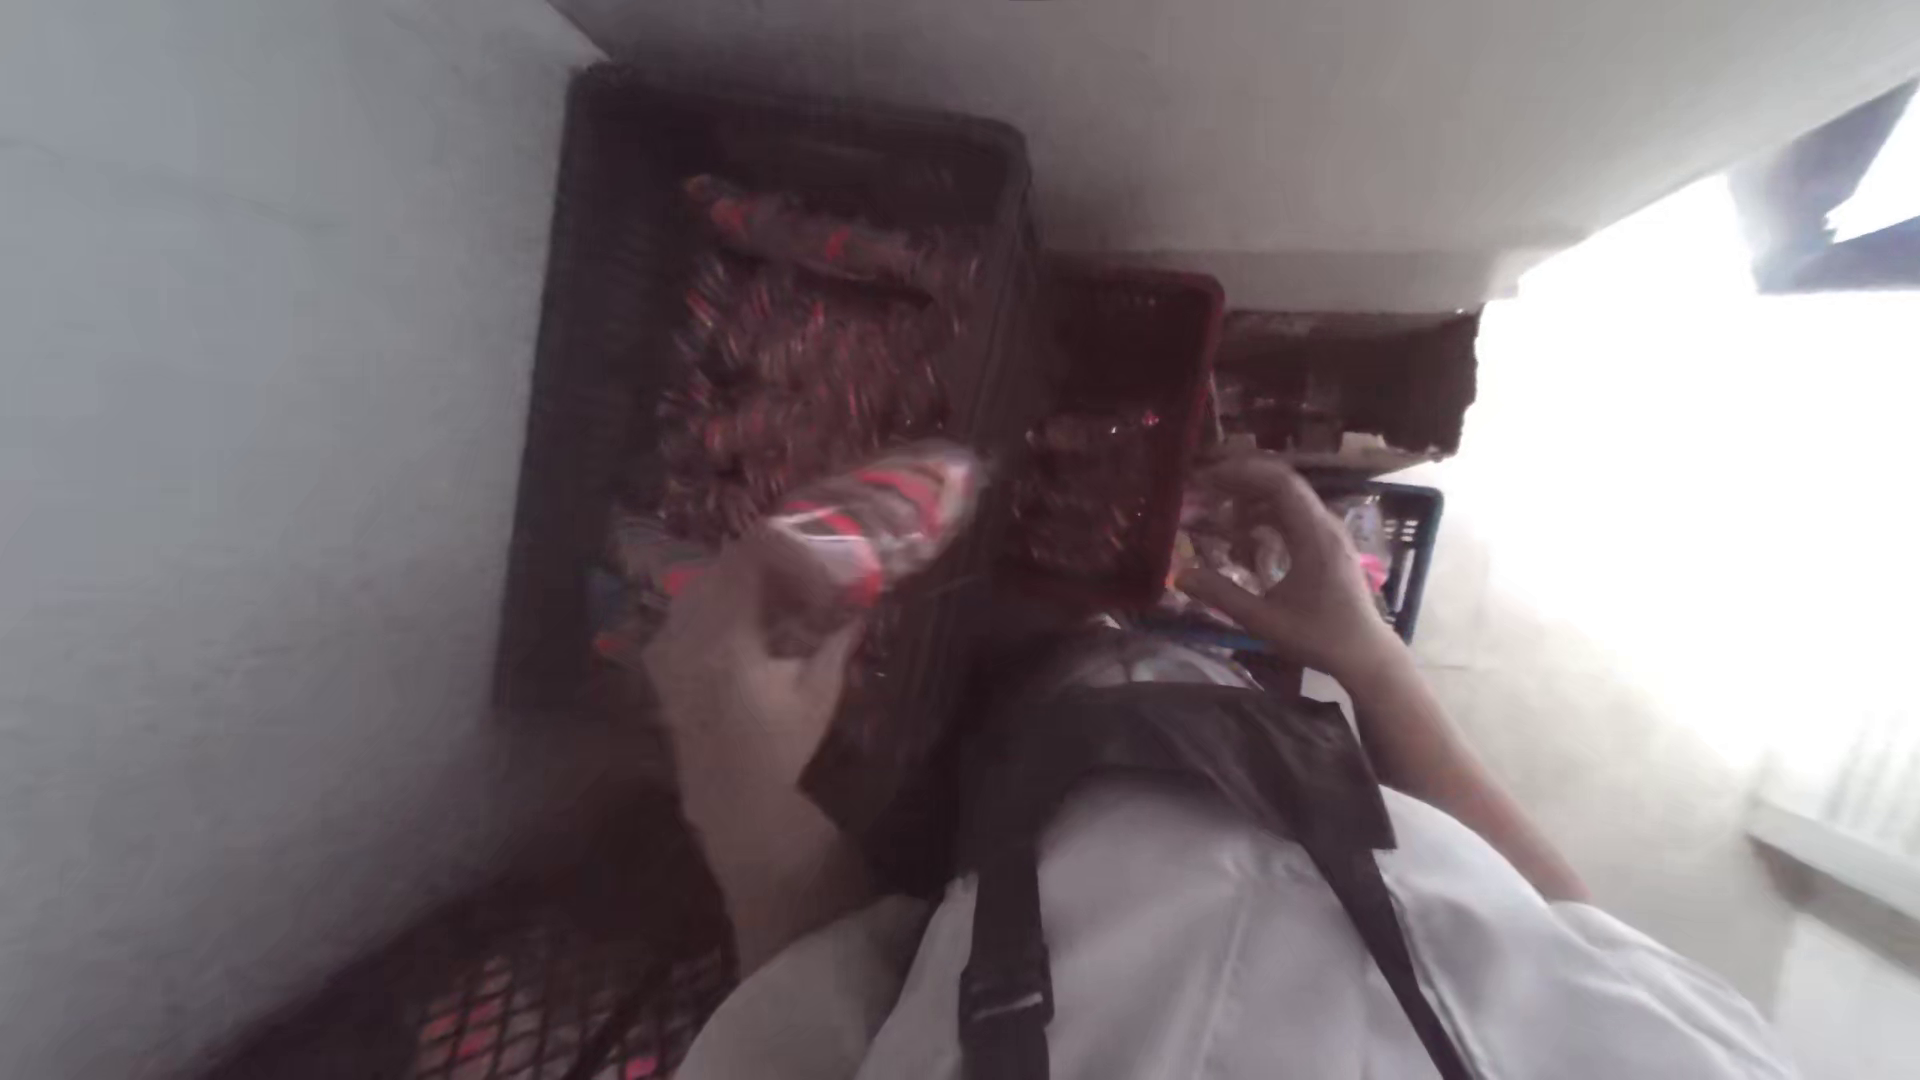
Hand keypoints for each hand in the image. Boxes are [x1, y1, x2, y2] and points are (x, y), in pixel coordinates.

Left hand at [642, 535, 861, 782]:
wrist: (730, 793)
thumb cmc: (780, 743)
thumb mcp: (819, 692)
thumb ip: (837, 642)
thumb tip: (861, 606)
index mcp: (728, 641)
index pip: (742, 565)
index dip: (773, 547)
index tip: (803, 549)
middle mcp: (688, 636)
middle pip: (719, 569)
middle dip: (758, 563)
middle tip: (793, 573)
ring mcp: (667, 647)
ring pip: (699, 585)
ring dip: (735, 581)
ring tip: (770, 594)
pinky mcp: (661, 660)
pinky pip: (684, 610)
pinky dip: (713, 601)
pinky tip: (740, 619)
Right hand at [1176, 454, 1402, 681]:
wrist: (1365, 655)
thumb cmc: (1318, 637)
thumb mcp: (1262, 620)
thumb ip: (1221, 594)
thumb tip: (1179, 575)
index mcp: (1314, 536)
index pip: (1280, 484)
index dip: (1241, 473)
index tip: (1207, 478)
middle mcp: (1324, 524)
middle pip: (1282, 483)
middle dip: (1241, 480)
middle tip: (1204, 487)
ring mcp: (1328, 532)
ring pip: (1287, 497)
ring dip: (1250, 497)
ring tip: (1217, 512)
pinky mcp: (1326, 542)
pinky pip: (1292, 514)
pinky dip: (1263, 514)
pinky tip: (1241, 534)